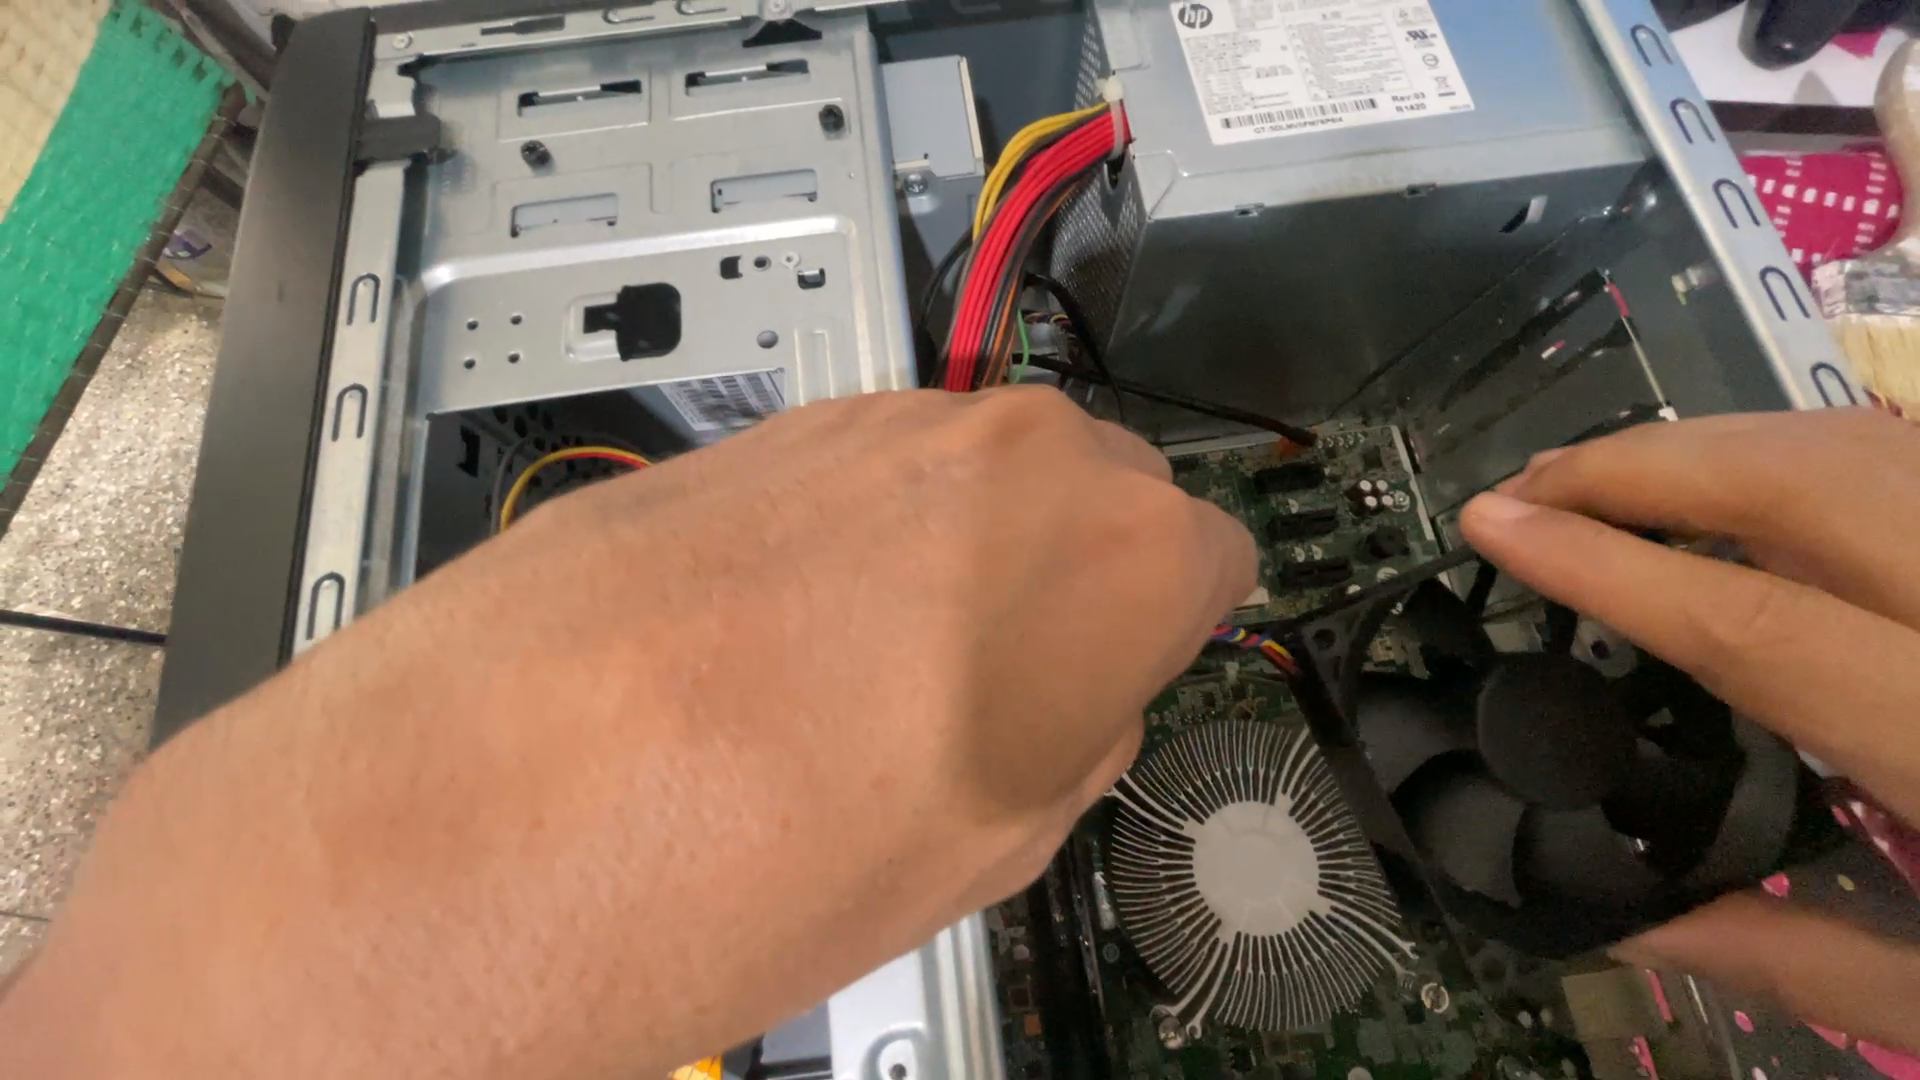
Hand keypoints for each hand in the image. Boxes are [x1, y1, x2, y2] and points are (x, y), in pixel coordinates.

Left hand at [0, 387, 1255, 1079]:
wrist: (488, 806)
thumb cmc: (759, 856)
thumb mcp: (993, 840)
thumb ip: (1081, 729)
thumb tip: (1092, 686)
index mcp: (1114, 552)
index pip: (1210, 553)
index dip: (1176, 617)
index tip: (1137, 655)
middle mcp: (1012, 453)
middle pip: (1105, 493)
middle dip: (1085, 574)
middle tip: (1018, 668)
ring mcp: (891, 423)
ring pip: (994, 474)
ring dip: (975, 553)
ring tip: (892, 660)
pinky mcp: (787, 424)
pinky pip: (892, 469)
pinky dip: (885, 531)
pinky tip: (813, 619)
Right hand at [1460, 407, 1919, 1054]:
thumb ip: (1804, 960)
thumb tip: (1615, 924)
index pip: (1747, 622)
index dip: (1597, 561)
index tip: (1484, 520)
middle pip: (1811, 484)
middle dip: (1638, 466)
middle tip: (1522, 487)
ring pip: (1865, 446)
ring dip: (1700, 449)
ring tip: (1586, 478)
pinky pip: (1903, 460)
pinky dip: (1778, 457)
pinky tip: (1709, 489)